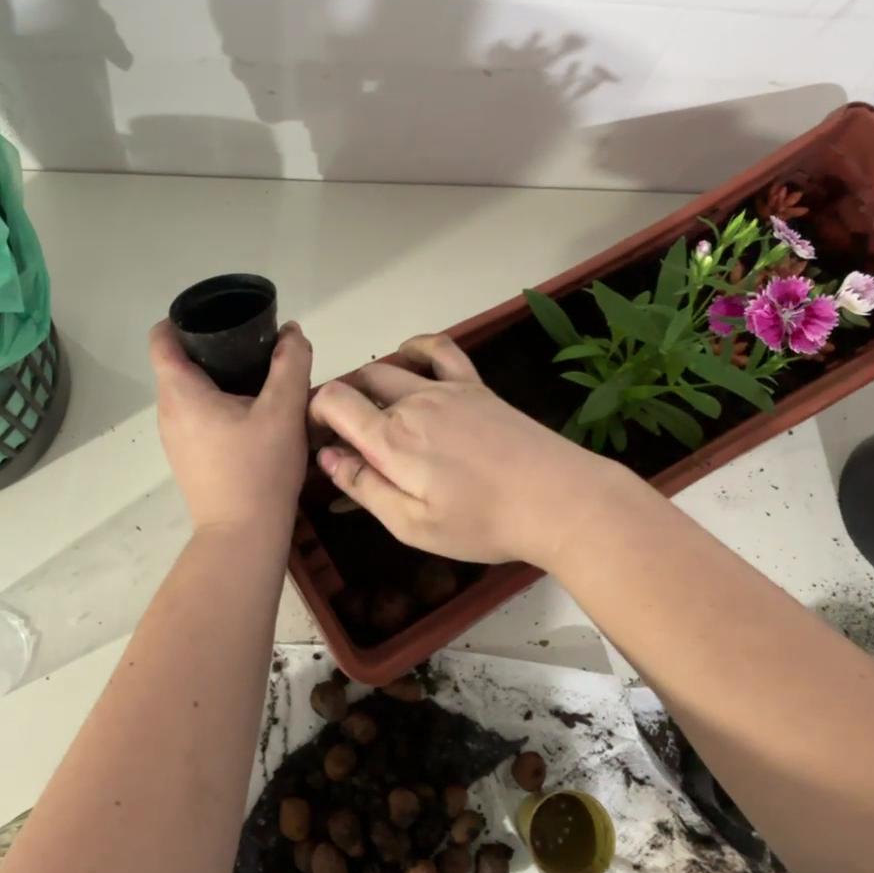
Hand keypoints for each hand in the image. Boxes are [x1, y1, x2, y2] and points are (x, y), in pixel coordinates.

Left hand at [150, 320, 312, 536]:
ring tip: (256, 379)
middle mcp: (168, 412)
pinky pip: (195, 416)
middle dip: (211, 348)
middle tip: (251, 346)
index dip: (184, 319)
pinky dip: (217, 405)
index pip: (161, 338)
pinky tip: (251, 414)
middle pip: (177, 364)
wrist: (243, 535)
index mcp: (181, 392)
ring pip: (189, 392)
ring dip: (217, 379)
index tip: (220, 319)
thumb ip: (291, 364)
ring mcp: (174, 438)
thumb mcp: (284, 411)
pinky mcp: (187, 458)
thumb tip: (292, 333)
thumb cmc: (259, 470)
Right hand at [308, 334, 635, 568]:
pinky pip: (440, 350)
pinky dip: (416, 347)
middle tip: (347, 438)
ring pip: (390, 366)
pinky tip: (408, 358)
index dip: (315, 414)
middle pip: (358, 382)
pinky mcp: (475, 386)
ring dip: (371, 383)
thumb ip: (364, 486)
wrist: (558, 500)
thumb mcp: (412, 524)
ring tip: (375, 412)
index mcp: (391, 440)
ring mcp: (447, 389)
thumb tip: (327, 456)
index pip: (333, 401)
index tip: (320, 440)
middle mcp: (412, 403)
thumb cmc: (482, 524)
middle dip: (342, 402)